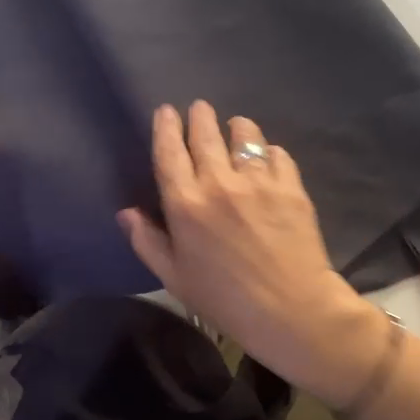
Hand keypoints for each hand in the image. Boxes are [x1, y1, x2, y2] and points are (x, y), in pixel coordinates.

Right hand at [119, 101, 381, 401]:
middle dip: (199, 115)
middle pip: (204, 134)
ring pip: (244, 134)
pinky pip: (276, 153)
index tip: (166, 111)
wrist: (292, 311)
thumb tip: (127, 212)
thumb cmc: (225, 299)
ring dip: (235, 127)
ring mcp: (257, 181)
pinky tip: (266, 159)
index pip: (169, 151)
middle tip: (199, 108)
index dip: (165, 127)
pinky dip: (268, 152)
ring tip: (235, 127)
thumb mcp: (175, 277)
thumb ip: (148, 241)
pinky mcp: (290, 186)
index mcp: (185, 204)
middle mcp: (218, 183)